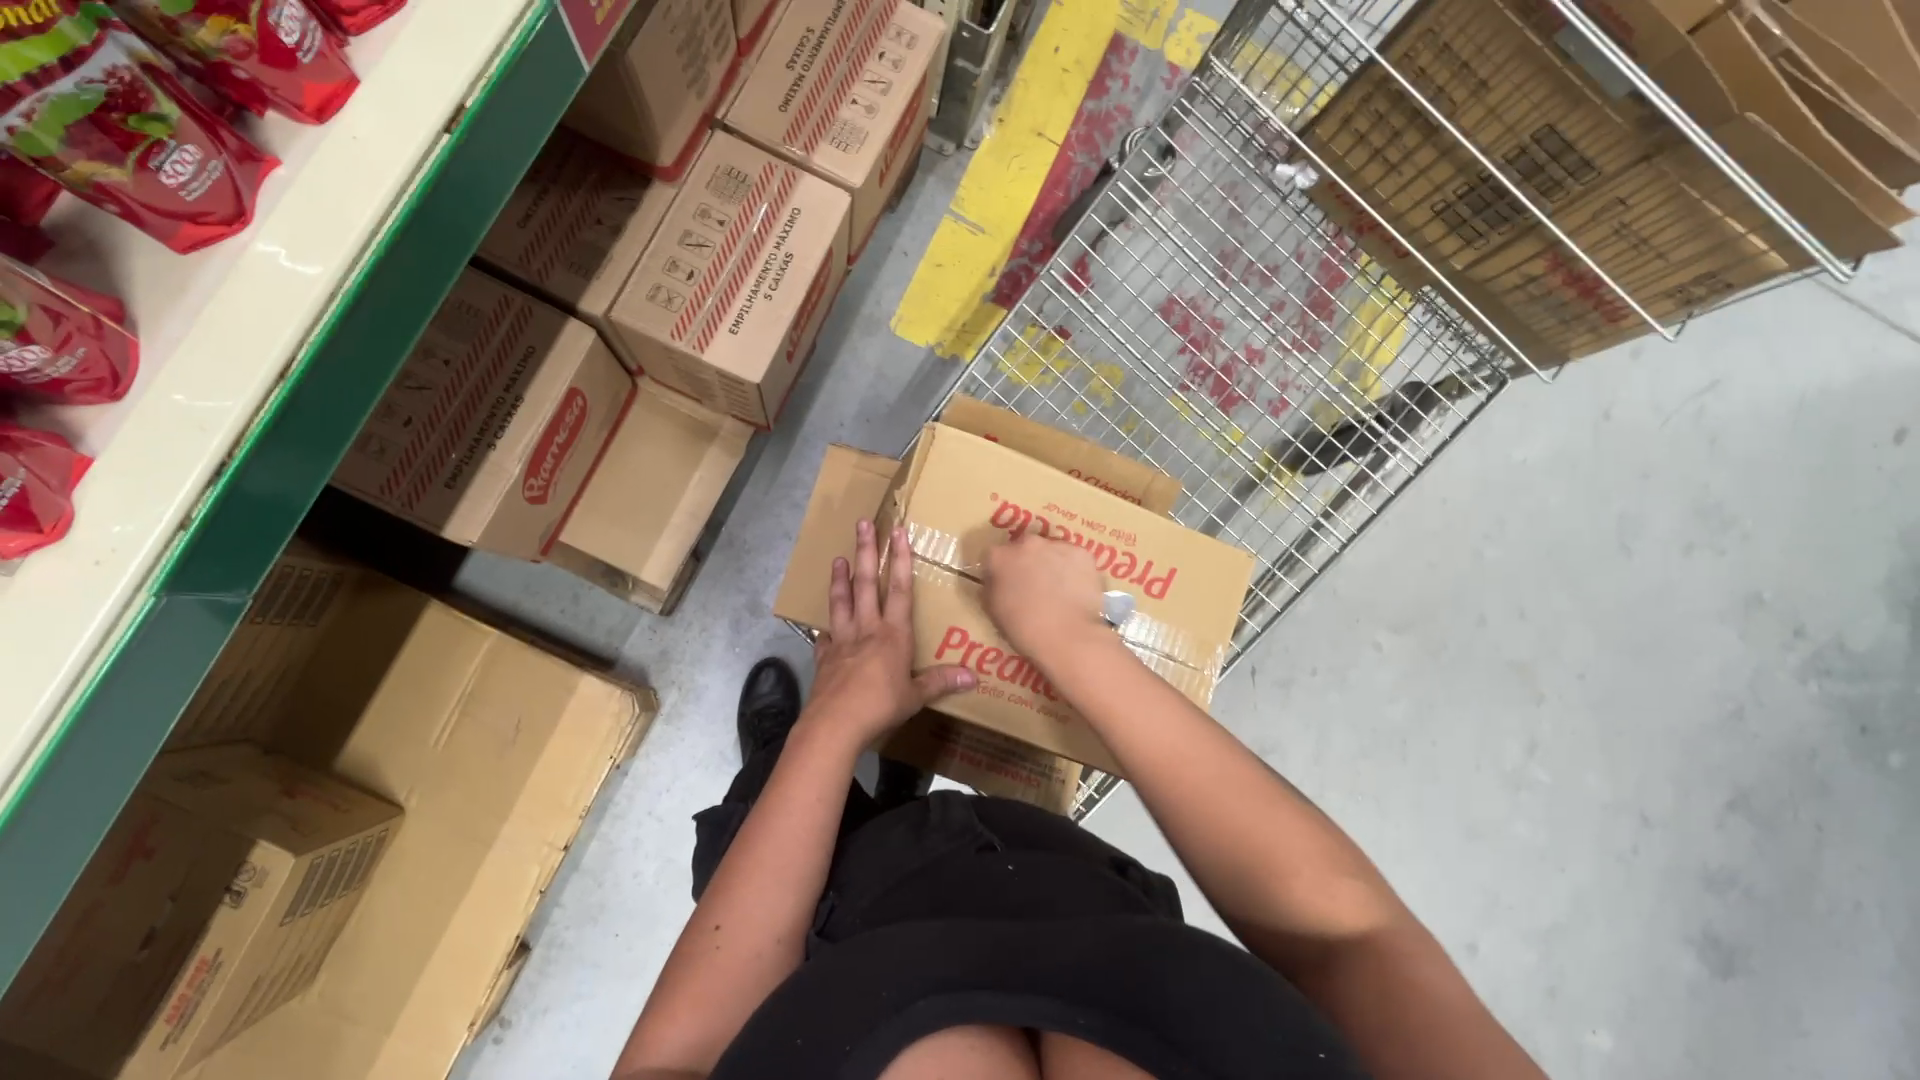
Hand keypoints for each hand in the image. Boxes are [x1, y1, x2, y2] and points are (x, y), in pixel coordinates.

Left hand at [804, 520, 976, 746]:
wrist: (834, 725)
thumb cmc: (880, 707)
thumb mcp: (915, 696)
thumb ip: (940, 682)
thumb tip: (973, 677)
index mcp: (893, 635)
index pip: (900, 589)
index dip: (900, 559)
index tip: (897, 531)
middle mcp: (866, 630)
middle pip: (866, 584)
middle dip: (865, 552)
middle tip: (861, 524)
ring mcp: (841, 642)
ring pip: (841, 602)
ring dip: (840, 579)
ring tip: (838, 559)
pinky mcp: (824, 658)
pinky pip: (824, 637)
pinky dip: (825, 629)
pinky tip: (823, 625)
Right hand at [982, 533, 1110, 663]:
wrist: (1067, 635)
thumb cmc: (1024, 628)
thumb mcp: (993, 611)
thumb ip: (991, 588)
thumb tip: (996, 581)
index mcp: (999, 557)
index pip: (994, 557)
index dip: (1000, 571)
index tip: (1006, 585)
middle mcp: (1027, 543)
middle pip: (1024, 548)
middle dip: (1027, 562)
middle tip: (1034, 586)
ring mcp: (1057, 546)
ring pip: (1051, 550)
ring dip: (1051, 563)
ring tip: (1058, 589)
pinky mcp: (1082, 554)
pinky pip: (1074, 558)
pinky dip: (1073, 569)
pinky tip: (1075, 589)